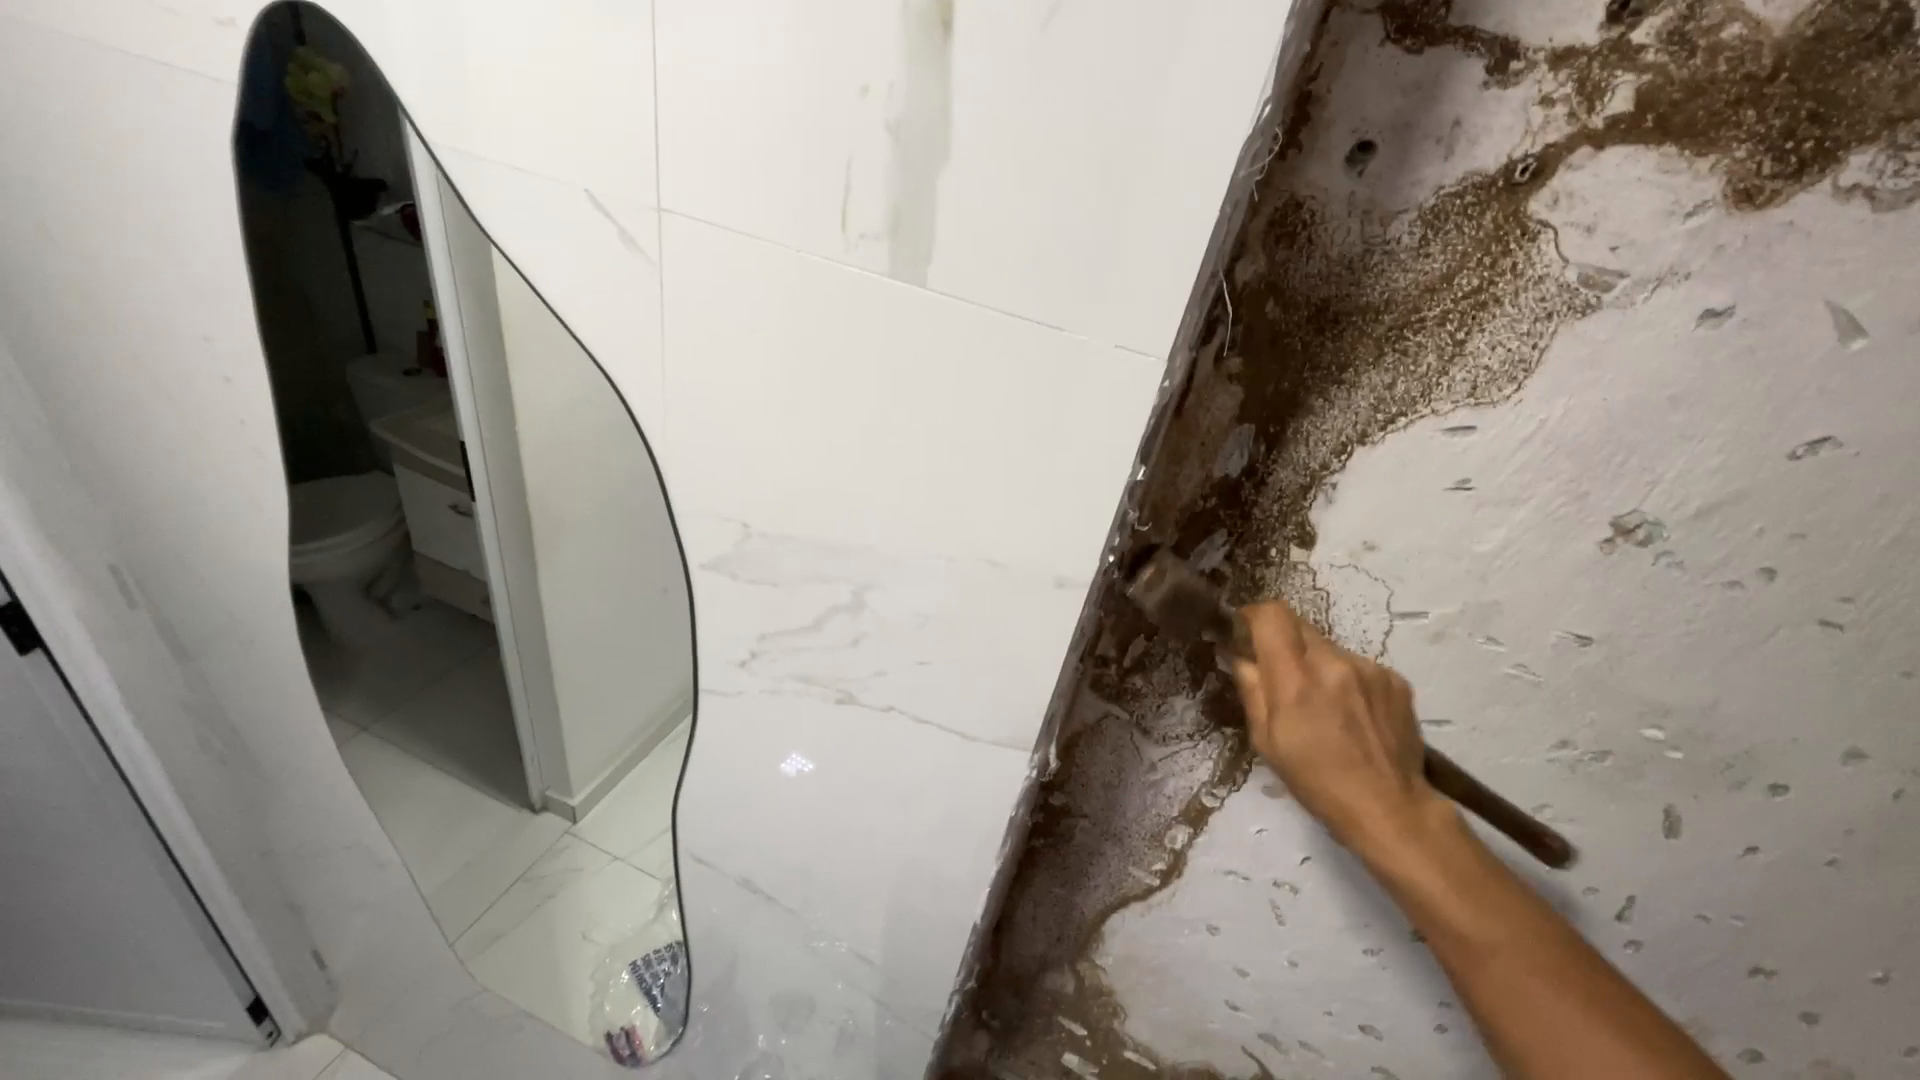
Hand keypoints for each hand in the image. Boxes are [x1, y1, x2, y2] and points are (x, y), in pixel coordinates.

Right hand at [1230, 600, 1443, 859]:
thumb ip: (1251, 688)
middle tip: (1280, 674)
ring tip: (1322, 705)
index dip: (1254, 616)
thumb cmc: (1316, 781)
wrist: (1389, 806)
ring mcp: (1369, 669)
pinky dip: (1345, 679)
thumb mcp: (1266, 740)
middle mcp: (1334, 663)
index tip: (1246, 632)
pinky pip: (1357, 665)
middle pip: (1298, 624)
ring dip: (1315, 664)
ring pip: (1328, 647)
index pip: (1272, 615)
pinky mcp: (1395, 679)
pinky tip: (1351, 714)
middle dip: (1282, 641)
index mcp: (1296, 680)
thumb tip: (1238, 655)